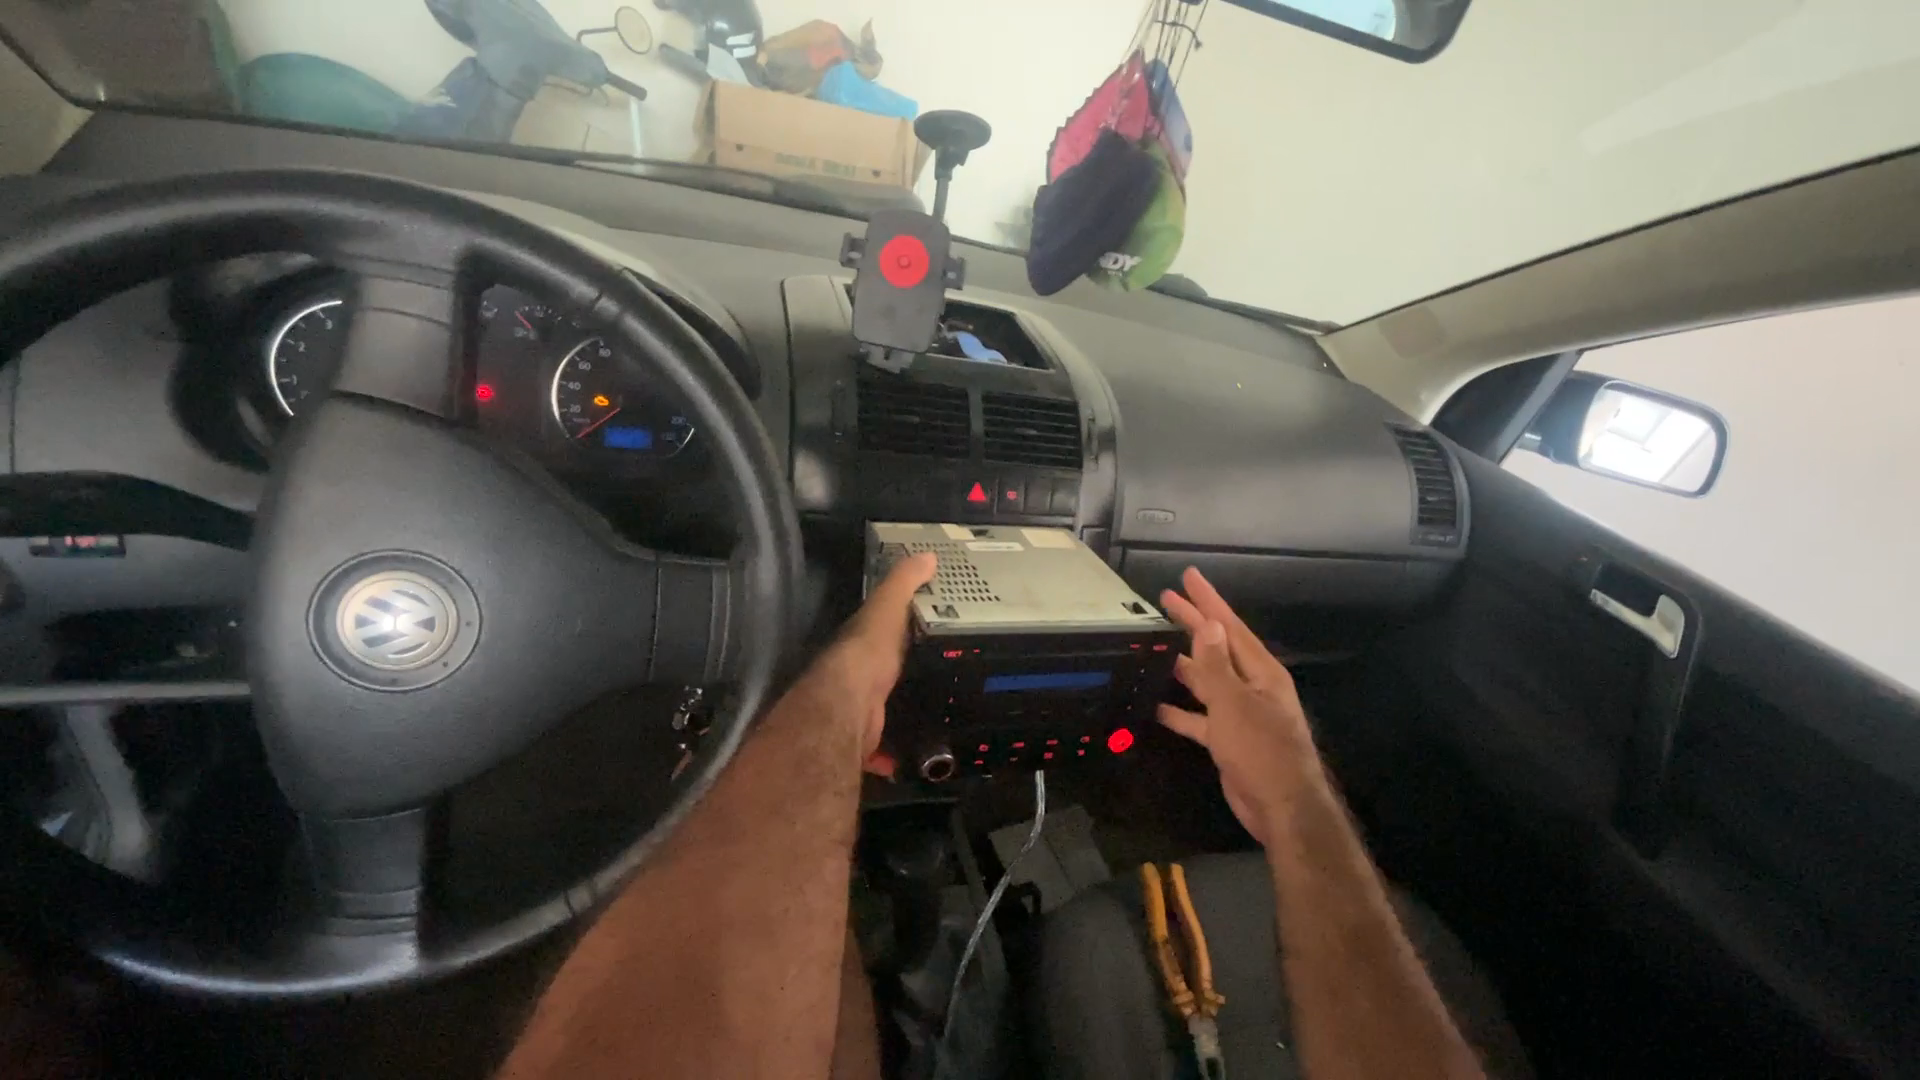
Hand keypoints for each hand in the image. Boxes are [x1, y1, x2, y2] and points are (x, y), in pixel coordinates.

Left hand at [800, 553, 936, 776]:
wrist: (846, 705)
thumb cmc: (868, 651)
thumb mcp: (886, 608)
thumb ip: (903, 583)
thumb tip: (926, 555)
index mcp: (858, 645)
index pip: (877, 636)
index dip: (896, 635)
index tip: (925, 637)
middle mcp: (852, 679)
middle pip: (878, 679)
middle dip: (898, 683)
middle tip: (936, 684)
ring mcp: (856, 712)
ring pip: (879, 715)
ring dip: (899, 719)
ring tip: (935, 721)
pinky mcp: (863, 742)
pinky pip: (882, 750)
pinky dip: (896, 755)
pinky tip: (918, 755)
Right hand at [1157, 567, 1321, 846]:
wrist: (1281, 808)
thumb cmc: (1261, 750)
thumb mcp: (1234, 703)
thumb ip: (1216, 665)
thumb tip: (1208, 624)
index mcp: (1260, 671)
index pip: (1230, 626)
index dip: (1208, 600)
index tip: (1188, 576)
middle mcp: (1251, 686)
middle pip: (1216, 648)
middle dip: (1192, 624)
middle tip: (1165, 599)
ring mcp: (1239, 713)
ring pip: (1205, 680)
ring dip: (1182, 664)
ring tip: (1153, 646)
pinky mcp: (1227, 739)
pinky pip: (1197, 717)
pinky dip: (1177, 710)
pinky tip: (1154, 704)